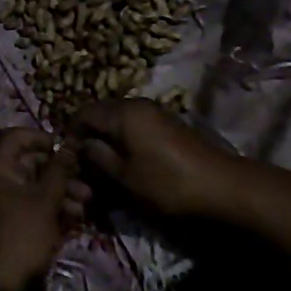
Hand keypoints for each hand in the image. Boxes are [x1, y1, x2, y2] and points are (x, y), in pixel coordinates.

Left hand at [0, 128, 90, 290]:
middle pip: (23, 166)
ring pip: (27, 190)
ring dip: (57, 192)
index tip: (63, 147)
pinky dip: (46, 210)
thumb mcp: (45, 199)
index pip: (11, 138)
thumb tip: (68, 146)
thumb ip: (58, 169)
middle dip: (56, 172)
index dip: (38, 137)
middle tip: (83, 181)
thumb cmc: (24, 236)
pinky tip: (73, 221)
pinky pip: (24, 210)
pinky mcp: (0, 231)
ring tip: (85, 204)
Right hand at [76, 98, 240, 216]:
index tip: (69, 157)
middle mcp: (135, 104)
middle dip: (89, 134)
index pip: (83, 113)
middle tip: (85, 162)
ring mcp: (153, 111)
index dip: (71, 133)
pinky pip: (134, 122)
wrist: (222, 186)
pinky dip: (124, 137)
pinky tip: (127, 159)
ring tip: (105, 163)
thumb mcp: (126, 177)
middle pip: (100, 112)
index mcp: (122, 113)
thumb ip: (99, 157)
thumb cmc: (168, 182)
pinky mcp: (166, 122)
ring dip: (107, 136)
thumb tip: (83, 145)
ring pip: (117, 117)